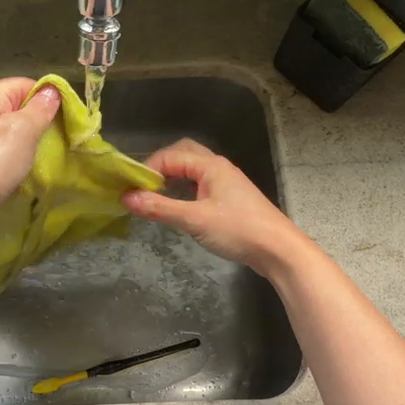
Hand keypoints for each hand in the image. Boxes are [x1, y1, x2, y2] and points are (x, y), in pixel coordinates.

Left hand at [0, 77, 60, 229]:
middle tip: (32, 151)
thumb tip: (51, 90)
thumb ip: (41, 109)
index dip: (45, 105)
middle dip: (26, 124)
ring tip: (10, 164)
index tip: (52, 132)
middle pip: (10, 104)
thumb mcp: (25, 134)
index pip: (29, 85)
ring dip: (7, 139)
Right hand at [123, 139, 306, 273]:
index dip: (147, 170)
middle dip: (160, 167)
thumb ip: (160, 208)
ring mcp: (226, 182)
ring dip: (172, 178)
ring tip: (155, 196)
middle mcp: (218, 167)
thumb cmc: (238, 230)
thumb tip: (125, 198)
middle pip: (183, 154)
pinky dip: (184, 189)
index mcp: (210, 165)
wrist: (278, 250)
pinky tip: (178, 206)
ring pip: (192, 170)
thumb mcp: (194, 220)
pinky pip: (200, 184)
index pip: (169, 156)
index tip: (131, 190)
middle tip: (143, 187)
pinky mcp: (230, 198)